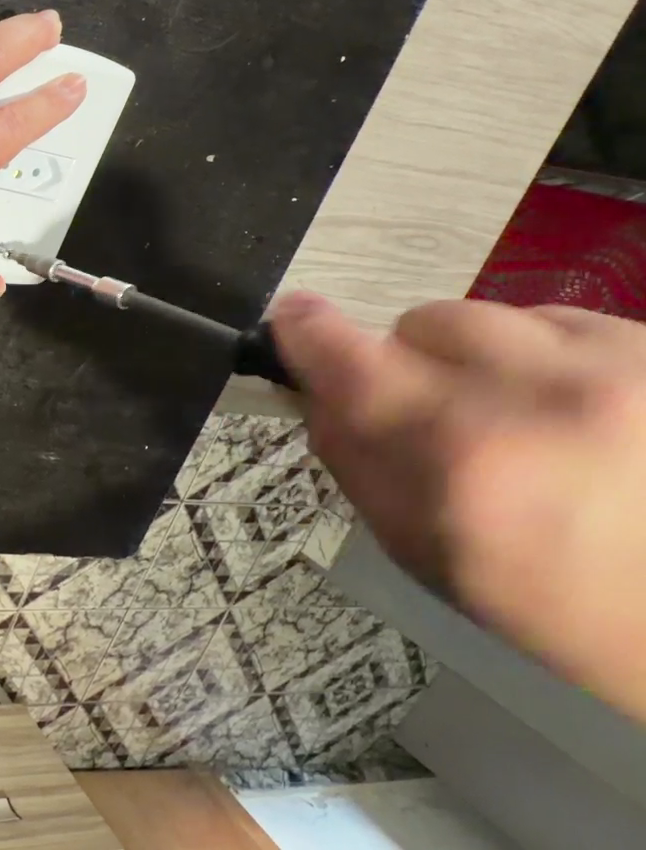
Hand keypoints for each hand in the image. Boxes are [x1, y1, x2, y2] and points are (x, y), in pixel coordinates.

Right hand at [274, 293, 645, 721]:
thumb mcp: (411, 537)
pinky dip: (552, 357)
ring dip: (485, 356)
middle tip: (442, 410)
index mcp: (457, 451)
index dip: (304, 332)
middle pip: (422, 323)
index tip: (292, 323)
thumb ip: (348, 450)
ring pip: (496, 314)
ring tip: (522, 413)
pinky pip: (566, 321)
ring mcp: (620, 367)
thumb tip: (310, 381)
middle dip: (414, 359)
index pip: (343, 352)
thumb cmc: (536, 592)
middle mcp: (537, 393)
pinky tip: (579, 411)